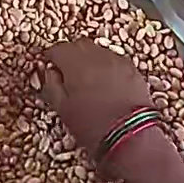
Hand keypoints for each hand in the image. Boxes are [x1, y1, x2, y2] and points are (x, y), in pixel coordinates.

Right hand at [38, 40, 174, 178]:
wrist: (131, 138)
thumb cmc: (92, 125)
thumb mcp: (62, 108)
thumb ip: (51, 84)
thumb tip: (50, 72)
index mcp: (74, 63)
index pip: (57, 49)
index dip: (51, 57)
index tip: (50, 66)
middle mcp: (96, 55)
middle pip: (78, 45)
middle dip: (70, 54)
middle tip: (66, 71)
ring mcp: (117, 61)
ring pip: (98, 51)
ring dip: (89, 59)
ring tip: (87, 79)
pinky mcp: (133, 70)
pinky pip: (114, 60)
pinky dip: (106, 66)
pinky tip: (106, 83)